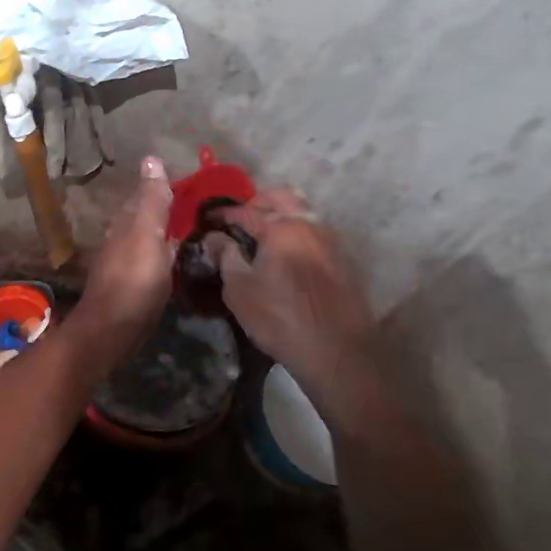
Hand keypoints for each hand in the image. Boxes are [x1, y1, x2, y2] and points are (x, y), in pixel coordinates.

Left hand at [76, 156, 174, 345]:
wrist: (113, 328)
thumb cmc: (134, 279)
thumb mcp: (147, 234)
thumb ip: (151, 200)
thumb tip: (151, 157)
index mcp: (126, 223)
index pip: (145, 196)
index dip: (165, 188)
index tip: (193, 183)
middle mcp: (122, 238)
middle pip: (146, 217)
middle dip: (166, 209)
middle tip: (198, 206)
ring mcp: (126, 263)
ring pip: (148, 239)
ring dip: (166, 232)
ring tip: (193, 229)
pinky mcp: (133, 285)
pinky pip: (152, 261)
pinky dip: (164, 255)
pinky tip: (176, 260)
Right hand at [203, 189, 374, 389]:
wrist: (337, 352)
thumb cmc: (279, 319)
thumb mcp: (239, 289)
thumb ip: (225, 255)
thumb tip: (214, 237)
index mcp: (281, 228)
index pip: (245, 210)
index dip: (222, 213)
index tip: (207, 218)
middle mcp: (310, 225)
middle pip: (281, 197)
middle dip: (256, 203)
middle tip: (237, 220)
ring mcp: (331, 240)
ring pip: (302, 212)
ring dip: (280, 214)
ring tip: (261, 234)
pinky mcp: (343, 259)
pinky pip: (314, 231)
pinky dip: (296, 231)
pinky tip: (285, 252)